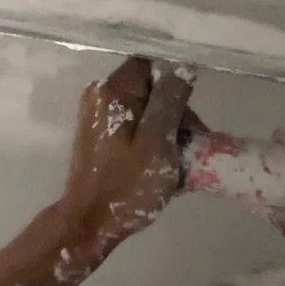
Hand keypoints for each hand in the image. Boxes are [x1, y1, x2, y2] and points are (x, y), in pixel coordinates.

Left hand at [58, 56, 194, 253]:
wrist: (89, 223)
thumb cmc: (126, 185)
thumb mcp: (158, 142)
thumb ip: (171, 100)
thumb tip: (183, 64)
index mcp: (112, 90)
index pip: (150, 62)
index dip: (176, 76)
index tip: (195, 100)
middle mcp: (101, 94)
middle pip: (150, 86)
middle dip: (175, 109)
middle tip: (194, 138)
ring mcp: (99, 115)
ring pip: (146, 107)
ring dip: (168, 127)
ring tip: (183, 157)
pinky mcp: (102, 134)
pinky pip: (137, 124)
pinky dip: (154, 137)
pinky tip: (167, 161)